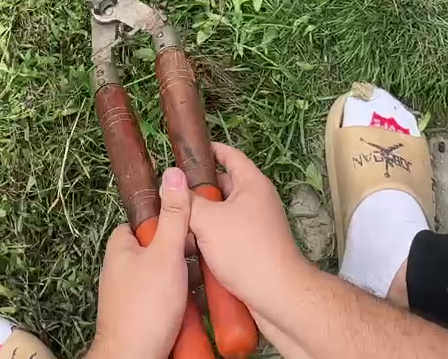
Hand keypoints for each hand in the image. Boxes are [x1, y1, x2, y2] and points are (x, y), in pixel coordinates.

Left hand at [91, 167, 191, 358]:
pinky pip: (163, 300)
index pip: (148, 219)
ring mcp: (128, 294)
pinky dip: (178, 302)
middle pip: (159, 248)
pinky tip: (195, 306)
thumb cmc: (146, 308)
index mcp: (120, 245)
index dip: (170, 220)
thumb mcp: (165, 253)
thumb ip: (173, 215)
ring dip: (184, 281)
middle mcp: (121, 267)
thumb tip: (174, 173)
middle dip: (182, 255)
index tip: (192, 225)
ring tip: (204, 284)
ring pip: (164, 276)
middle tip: (201, 259)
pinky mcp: (138, 316)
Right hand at [186, 143, 312, 312]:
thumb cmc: (245, 250)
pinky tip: (189, 246)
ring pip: (222, 213)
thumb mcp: (209, 221)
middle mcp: (257, 199)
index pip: (230, 155)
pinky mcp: (253, 248)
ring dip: (202, 216)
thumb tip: (170, 183)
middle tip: (171, 192)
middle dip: (198, 189)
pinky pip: (227, 234)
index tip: (186, 150)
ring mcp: (256, 225)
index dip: (209, 150)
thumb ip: (188, 200)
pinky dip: (210, 236)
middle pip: (223, 186)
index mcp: (252, 183)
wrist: (277, 297)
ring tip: (175, 219)